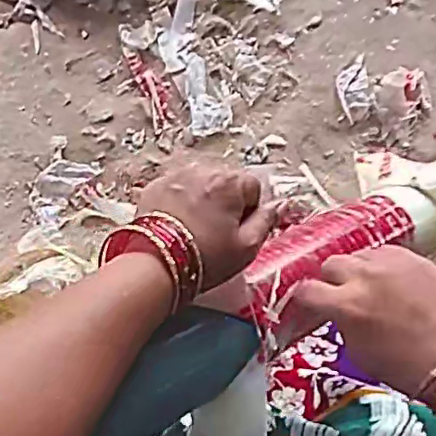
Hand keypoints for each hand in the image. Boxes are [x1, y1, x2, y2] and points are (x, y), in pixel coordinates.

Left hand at [136, 160, 278, 288]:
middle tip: (218, 233)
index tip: (239, 230)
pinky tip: (179, 225)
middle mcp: (202, 171)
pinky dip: (180, 202)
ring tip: (196, 230)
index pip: (253, 187)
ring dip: (203, 200)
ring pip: (201, 184)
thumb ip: (267, 221)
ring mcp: (176, 177)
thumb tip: (280, 205)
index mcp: (230, 183)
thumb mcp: (247, 247)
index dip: (250, 211)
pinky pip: (177, 189)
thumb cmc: (203, 259)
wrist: (155, 264)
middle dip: (226, 202)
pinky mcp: (155, 187)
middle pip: (226, 182)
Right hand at [290, 245, 435, 393]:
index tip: (308, 307)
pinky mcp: (413, 255)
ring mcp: (391, 260)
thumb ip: (342, 325)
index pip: (306, 290)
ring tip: (367, 288)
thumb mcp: (360, 354)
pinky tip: (390, 281)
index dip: (303, 300)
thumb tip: (336, 314)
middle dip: (330, 281)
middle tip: (339, 297)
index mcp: (347, 305)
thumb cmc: (408, 368)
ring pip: (357, 255)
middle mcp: (364, 275)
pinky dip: (380, 265)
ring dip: (356, 270)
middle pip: (330, 265)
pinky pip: (384, 253)